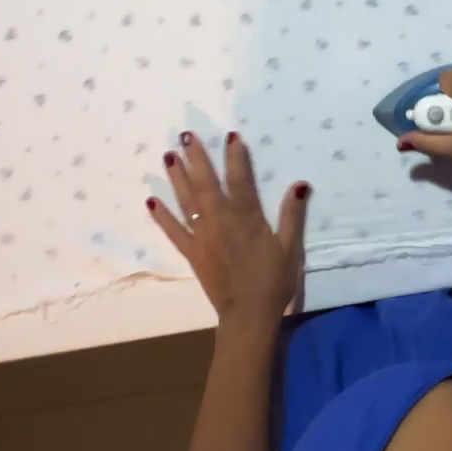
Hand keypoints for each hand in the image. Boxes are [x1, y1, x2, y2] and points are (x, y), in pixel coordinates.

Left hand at [148, 131, 309, 327]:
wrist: (248, 315)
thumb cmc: (274, 281)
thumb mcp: (291, 248)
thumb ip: (292, 215)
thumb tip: (300, 184)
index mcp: (246, 218)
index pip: (239, 180)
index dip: (234, 157)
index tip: (230, 135)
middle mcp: (220, 222)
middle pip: (205, 184)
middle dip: (196, 158)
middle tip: (185, 135)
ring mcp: (202, 237)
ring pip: (186, 202)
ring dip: (176, 178)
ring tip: (168, 156)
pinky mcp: (192, 253)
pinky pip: (173, 231)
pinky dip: (161, 216)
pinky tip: (151, 200)